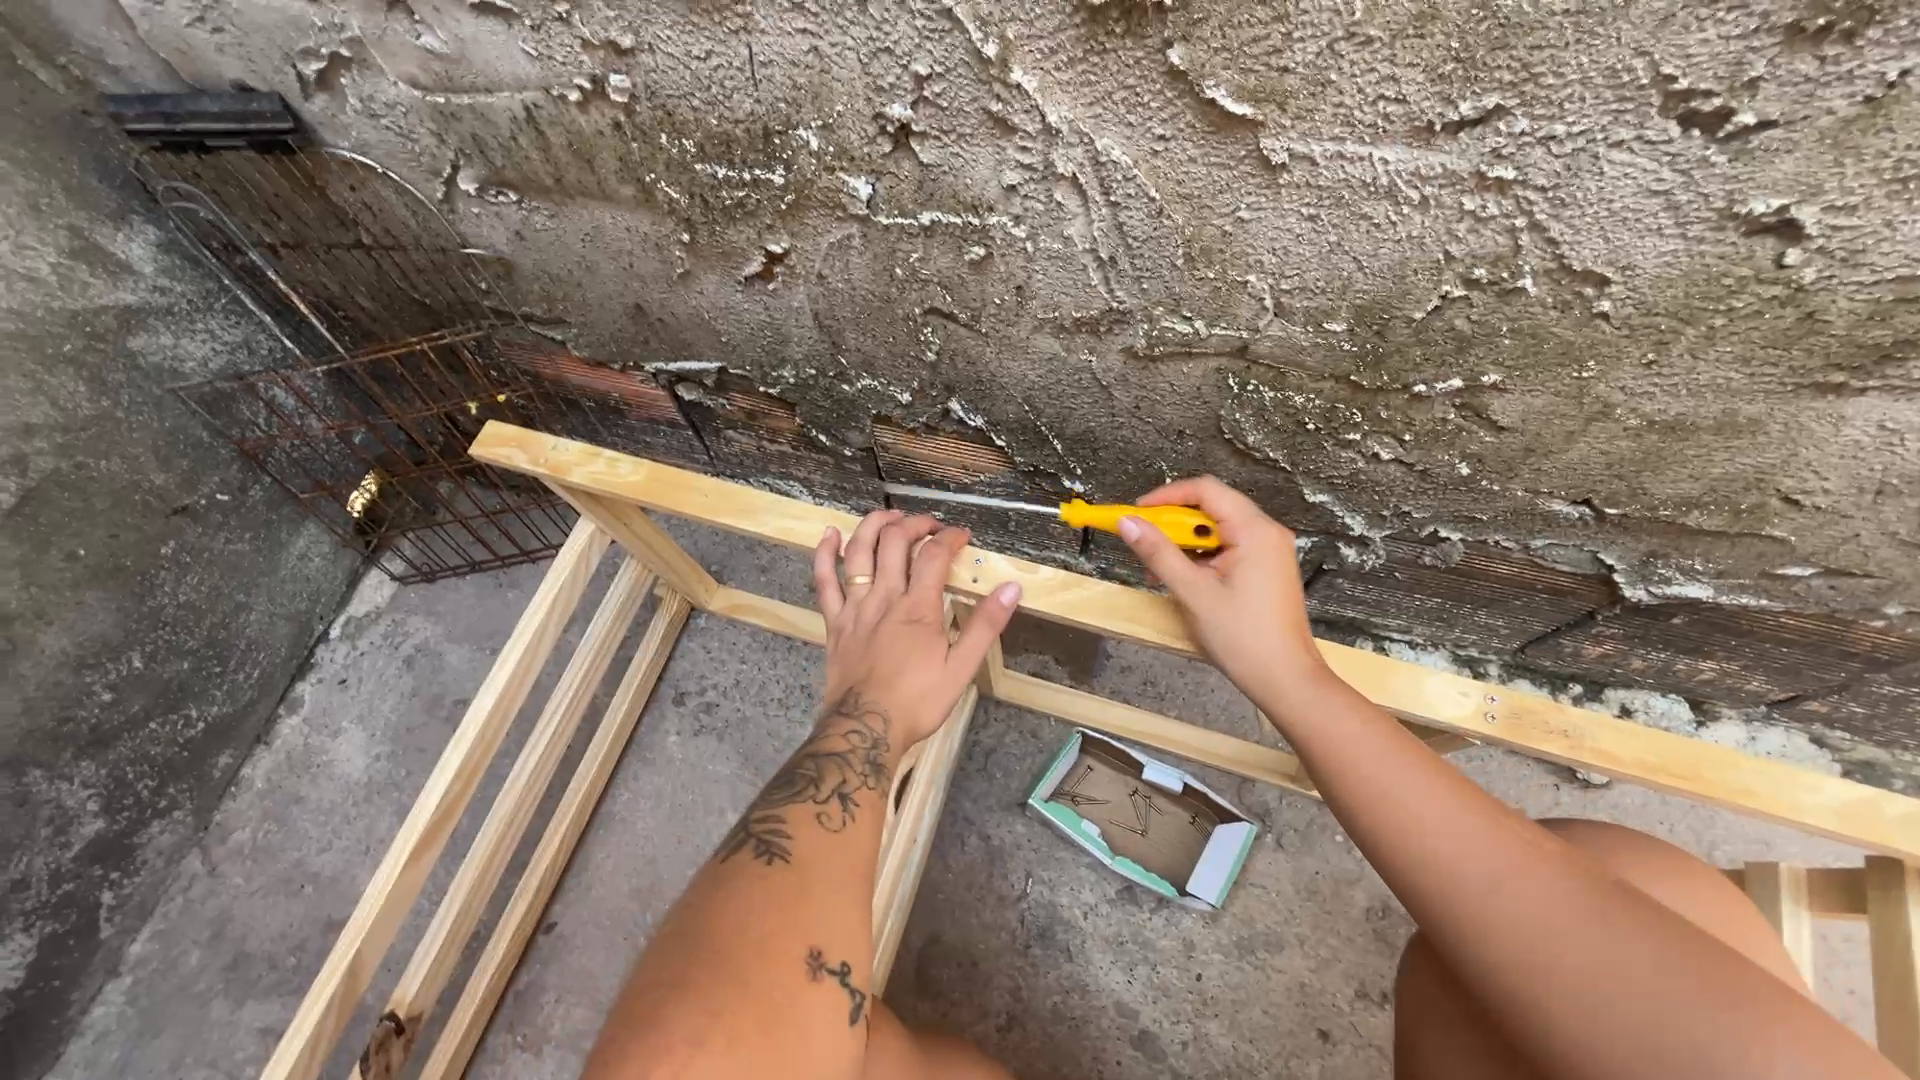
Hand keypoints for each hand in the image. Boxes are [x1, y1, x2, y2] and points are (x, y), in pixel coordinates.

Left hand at [811, 510, 1021, 745]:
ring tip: (890, 515)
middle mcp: (884, 597)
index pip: (935, 554)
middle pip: (895, 541)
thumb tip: (1012, 588)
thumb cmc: (917, 702)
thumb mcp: (961, 668)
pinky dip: (825, 553)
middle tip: (931, 526)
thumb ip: (986, 625)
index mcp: (918, 607)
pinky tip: (829, 534)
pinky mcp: (834, 621)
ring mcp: (854, 606)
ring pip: (858, 550)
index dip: (950, 537)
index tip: (963, 536)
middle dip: (915, 524)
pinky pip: (824, 580)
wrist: (864, 728)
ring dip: (874, 525)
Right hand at [1115, 477, 1328, 699]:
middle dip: (1173, 522)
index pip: (1206, 490)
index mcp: (1255, 530)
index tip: (1136, 514)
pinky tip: (1181, 579)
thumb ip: (1159, 553)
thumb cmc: (1242, 637)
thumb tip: (1127, 523)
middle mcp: (1267, 533)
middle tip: (1144, 542)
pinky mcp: (1266, 569)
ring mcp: (1270, 551)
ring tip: (1158, 568)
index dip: (1166, 496)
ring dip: (1185, 542)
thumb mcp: (1193, 592)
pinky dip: (1202, 557)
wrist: (1286, 679)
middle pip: (1212, 507)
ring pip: (1218, 530)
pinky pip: (1228, 549)